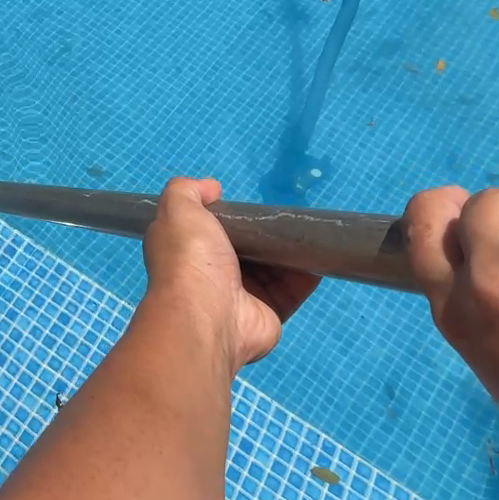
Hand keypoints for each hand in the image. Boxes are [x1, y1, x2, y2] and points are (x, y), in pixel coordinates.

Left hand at [142, 177, 319, 368]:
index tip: (240, 204)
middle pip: (241, 247)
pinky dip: (306, 274)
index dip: (220, 215)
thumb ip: (186, 190)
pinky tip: (320, 258)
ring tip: (307, 234)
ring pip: (270, 266)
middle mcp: (209, 270)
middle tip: (281, 219)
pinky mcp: (268, 310)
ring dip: (288, 251)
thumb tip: (211, 187)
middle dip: (260, 233)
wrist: (208, 313)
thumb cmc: (190, 256)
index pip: (203, 228)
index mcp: (185, 248)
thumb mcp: (178, 210)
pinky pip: (292, 288)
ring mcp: (239, 292)